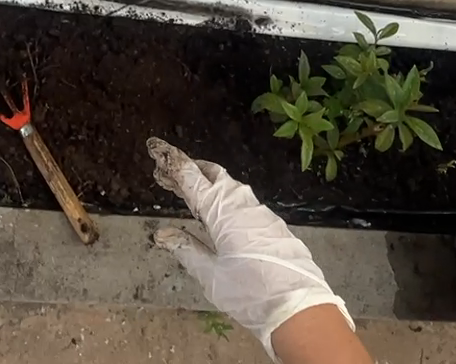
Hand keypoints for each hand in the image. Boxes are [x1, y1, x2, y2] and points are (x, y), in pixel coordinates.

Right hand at [146, 138, 358, 359]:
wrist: (299, 307)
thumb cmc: (250, 292)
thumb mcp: (211, 275)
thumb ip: (186, 249)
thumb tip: (161, 233)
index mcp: (220, 209)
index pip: (190, 176)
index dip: (171, 161)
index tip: (156, 148)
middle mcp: (240, 201)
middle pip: (211, 173)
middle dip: (188, 169)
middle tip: (167, 175)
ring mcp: (258, 210)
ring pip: (228, 186)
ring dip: (206, 184)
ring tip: (189, 194)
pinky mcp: (270, 223)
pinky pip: (241, 200)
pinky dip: (223, 198)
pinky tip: (218, 213)